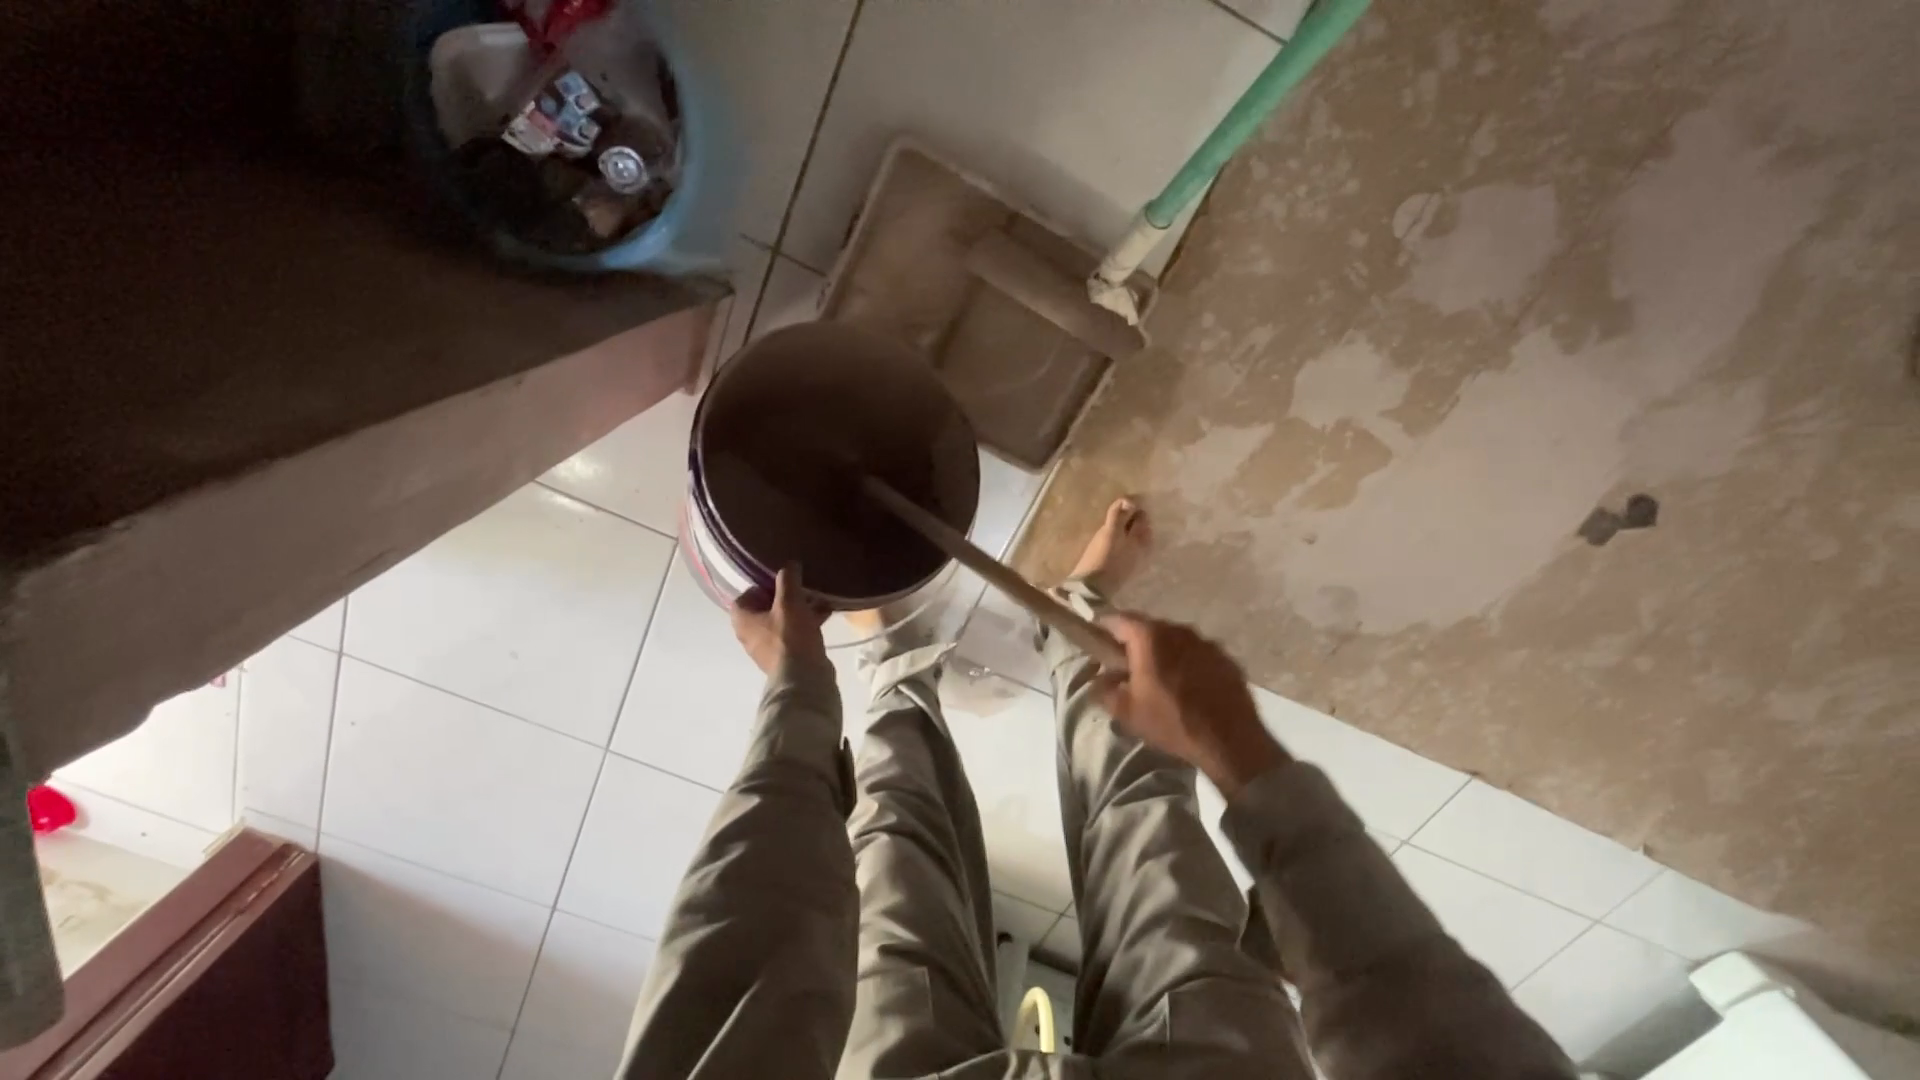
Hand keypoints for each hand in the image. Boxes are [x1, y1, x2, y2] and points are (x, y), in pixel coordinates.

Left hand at [731, 566, 827, 675]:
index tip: (781, 581)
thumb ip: (788, 579)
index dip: (761, 586)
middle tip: (802, 587)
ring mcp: (768, 648)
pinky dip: (806, 623)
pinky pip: (794, 634)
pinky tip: (826, 614)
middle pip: (765, 609)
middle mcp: (750, 635)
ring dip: (799, 609)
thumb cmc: (790, 636)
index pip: (744, 597)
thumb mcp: (790, 601)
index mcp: (742, 620)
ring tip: (819, 598)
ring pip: (783, 621)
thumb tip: (789, 564)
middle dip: (785, 597)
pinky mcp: (786, 657)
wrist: (803, 677)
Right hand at [1096, 613, 1289, 797]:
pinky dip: (1188, 662)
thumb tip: (1099, 678)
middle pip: (1149, 628)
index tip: (1097, 638)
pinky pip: (1198, 653)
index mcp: (1150, 638)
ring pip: (1175, 640)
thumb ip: (1104, 690)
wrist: (1229, 741)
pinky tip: (1188, 686)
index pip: (1119, 619)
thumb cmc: (1172, 722)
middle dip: (1135, 642)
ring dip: (1164, 652)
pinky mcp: (1226, 658)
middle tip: (1127, 664)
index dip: (1105, 626)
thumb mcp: (1126, 712)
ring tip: (1160, 676)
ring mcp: (1206, 642)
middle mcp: (1178, 630)